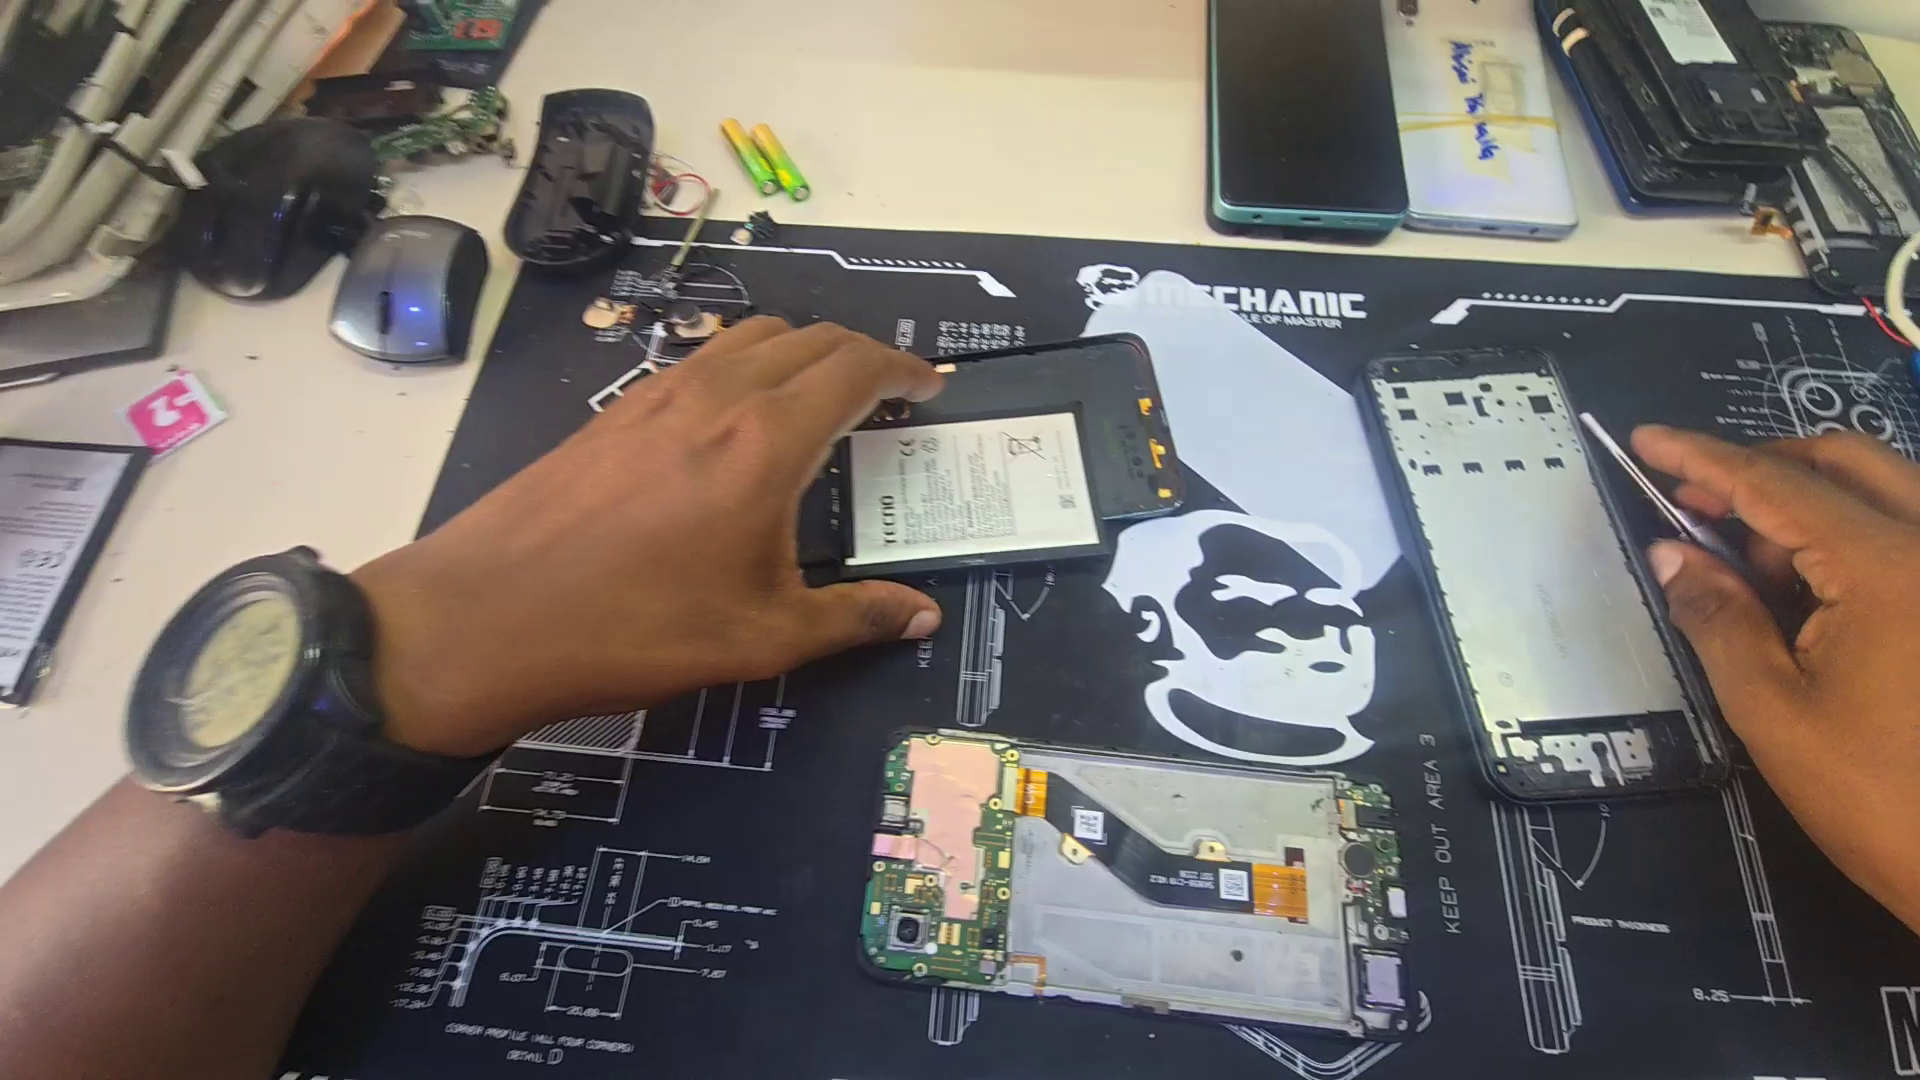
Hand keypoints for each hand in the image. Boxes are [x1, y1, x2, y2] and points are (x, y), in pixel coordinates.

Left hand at [351, 318, 944, 758]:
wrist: (485, 619)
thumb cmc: (638, 628)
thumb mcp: (765, 636)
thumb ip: (856, 617)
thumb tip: (925, 616)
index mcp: (766, 443)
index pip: (855, 370)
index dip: (903, 369)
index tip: (929, 385)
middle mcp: (719, 396)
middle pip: (812, 339)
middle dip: (865, 354)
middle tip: (891, 393)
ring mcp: (661, 392)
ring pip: (755, 337)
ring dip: (807, 351)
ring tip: (826, 395)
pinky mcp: (621, 407)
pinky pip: (707, 357)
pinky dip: (752, 363)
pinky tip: (744, 416)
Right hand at [1633, 425, 1919, 931]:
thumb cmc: (1882, 795)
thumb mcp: (1769, 706)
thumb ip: (1717, 615)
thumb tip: (1673, 553)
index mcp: (1895, 574)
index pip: (1779, 487)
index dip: (1702, 458)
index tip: (1645, 440)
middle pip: (1854, 464)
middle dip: (1762, 464)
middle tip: (1691, 496)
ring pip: (1891, 496)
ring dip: (1803, 505)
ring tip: (1737, 553)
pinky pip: (1909, 542)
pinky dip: (1843, 543)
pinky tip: (1800, 588)